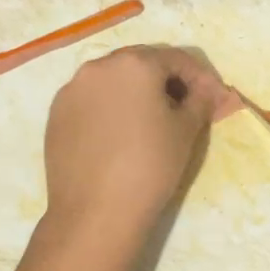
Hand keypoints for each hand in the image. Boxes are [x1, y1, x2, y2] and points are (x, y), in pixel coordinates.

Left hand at [40, 46, 224, 250]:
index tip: (213, 98)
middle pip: (142, 63)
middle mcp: (98, 66)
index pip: (177, 59)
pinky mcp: (56, 114)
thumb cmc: (150, 165)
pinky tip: (121, 134)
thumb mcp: (187, 130)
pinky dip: (110, 107)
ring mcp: (71, 90)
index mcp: (134, 64)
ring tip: (151, 120)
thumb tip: (209, 91)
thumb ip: (201, 100)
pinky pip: (91, 99)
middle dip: (166, 80)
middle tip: (184, 106)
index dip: (200, 77)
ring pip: (113, 80)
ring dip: (136, 91)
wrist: (96, 212)